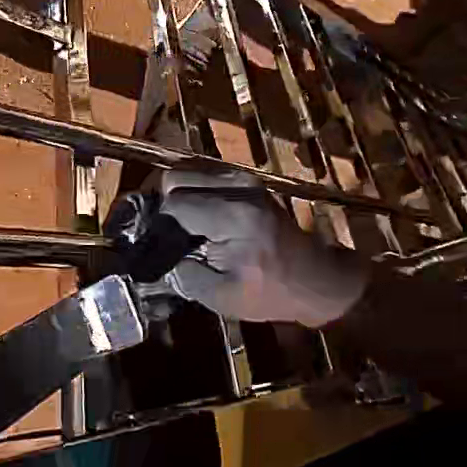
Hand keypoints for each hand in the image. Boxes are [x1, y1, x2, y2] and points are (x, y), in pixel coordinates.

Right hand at [153, 170, 367, 326]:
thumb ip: (183, 274)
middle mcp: (238, 186)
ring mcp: (244, 177)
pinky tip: (193, 215)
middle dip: (161, 202)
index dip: (156, 223)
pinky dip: (191, 188)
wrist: (315, 277)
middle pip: (175, 176)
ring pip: (187, 168)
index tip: (151, 243)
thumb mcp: (222, 297)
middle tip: (160, 232)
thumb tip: (153, 255)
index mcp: (233, 216)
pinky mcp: (247, 178)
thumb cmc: (271, 292)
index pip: (173, 202)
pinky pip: (204, 172)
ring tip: (175, 224)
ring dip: (176, 192)